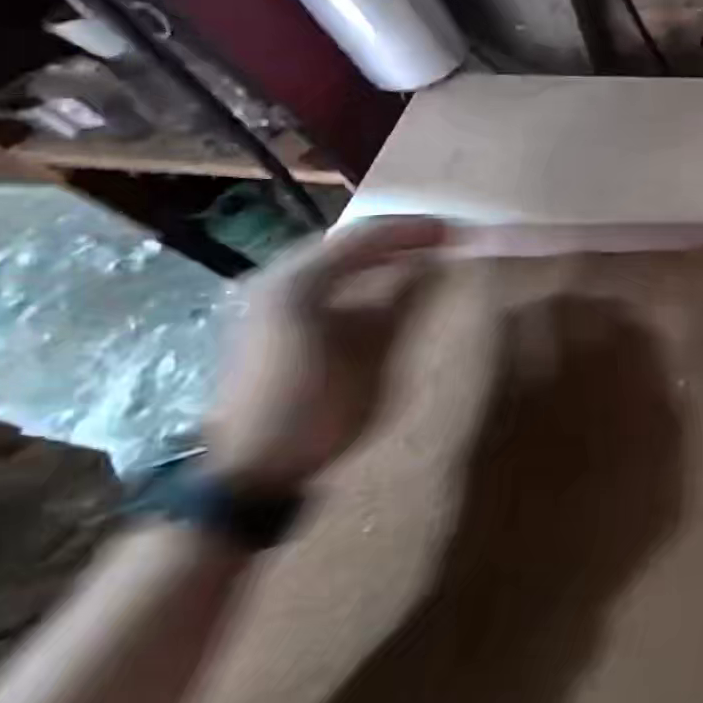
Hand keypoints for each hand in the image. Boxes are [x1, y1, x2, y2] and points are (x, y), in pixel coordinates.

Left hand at [204, 216, 450, 494]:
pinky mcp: (264, 321)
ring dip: (376, 256)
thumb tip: (436, 264)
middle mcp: (275, 279)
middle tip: (441, 240)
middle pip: (344, 242)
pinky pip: (319, 281)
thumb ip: (403, 302)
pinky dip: (355, 276)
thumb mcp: (371, 356)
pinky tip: (379, 289)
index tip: (455, 231)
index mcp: (298, 282)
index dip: (414, 230)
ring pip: (330, 260)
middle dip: (396, 238)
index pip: (365, 237)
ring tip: (419, 259)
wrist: (247, 472)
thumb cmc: (315, 410)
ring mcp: (263, 300)